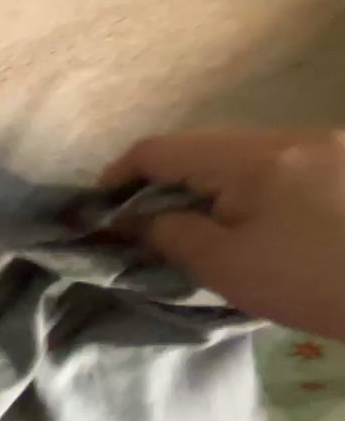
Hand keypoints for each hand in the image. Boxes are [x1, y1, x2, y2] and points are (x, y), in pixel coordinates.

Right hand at [102, 128, 344, 337]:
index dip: (117, 175)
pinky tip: (255, 224)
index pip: (160, 149)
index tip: (99, 209)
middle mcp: (300, 139)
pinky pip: (284, 169)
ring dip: (208, 188)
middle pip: (204, 148)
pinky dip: (250, 192)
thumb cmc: (317, 281)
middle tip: (143, 224)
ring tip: (198, 227)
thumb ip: (167, 231)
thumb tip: (140, 219)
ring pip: (245, 158)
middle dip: (163, 183)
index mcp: (258, 157)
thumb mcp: (221, 263)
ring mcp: (339, 149)